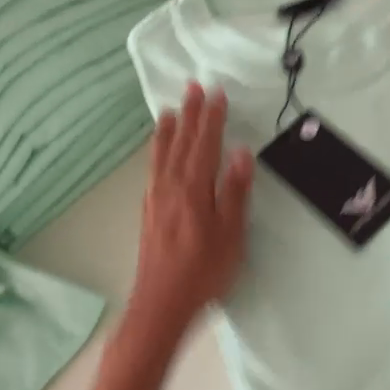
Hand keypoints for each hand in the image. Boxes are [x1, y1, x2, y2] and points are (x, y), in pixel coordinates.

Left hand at [128, 83, 253, 335]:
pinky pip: (153, 169)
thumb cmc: (203, 271)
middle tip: (193, 87)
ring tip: (170, 110)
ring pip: (162, 154)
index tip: (217, 93)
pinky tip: (158, 153)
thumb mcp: (230, 233)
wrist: (161, 302)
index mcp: (194, 188)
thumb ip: (234, 192)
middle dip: (190, 115)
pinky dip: (157, 152)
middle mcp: (171, 186)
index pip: (205, 144)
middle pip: (181, 143)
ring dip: (169, 130)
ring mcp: (156, 198)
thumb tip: (240, 153)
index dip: (212, 118)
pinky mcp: (149, 212)